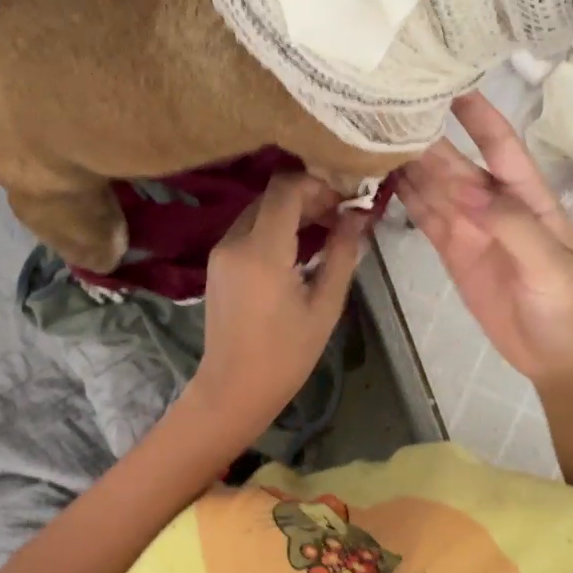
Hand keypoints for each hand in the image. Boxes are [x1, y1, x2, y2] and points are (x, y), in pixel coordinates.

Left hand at [188, 172, 367, 436]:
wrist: (234, 388)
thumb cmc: (286, 355)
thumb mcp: (324, 306)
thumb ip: (342, 255)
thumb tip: (356, 217)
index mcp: (262, 251)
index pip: (286, 189)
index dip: (318, 184)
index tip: (344, 200)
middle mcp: (234, 242)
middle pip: (270, 196)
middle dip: (307, 197)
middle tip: (340, 214)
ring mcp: (220, 252)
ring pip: (257, 211)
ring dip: (290, 212)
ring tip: (324, 230)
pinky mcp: (216, 264)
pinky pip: (247, 230)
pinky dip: (272, 228)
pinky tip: (298, 248)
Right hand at [398, 94, 572, 388]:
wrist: (557, 355)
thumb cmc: (566, 304)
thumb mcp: (549, 263)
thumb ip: (511, 225)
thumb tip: (464, 191)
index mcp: (528, 196)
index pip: (501, 145)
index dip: (478, 115)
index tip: (449, 85)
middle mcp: (495, 203)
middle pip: (456, 164)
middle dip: (427, 138)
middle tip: (386, 113)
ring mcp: (471, 228)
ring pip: (435, 188)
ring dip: (409, 165)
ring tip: (373, 138)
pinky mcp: (452, 252)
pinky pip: (426, 219)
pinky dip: (405, 199)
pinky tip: (381, 179)